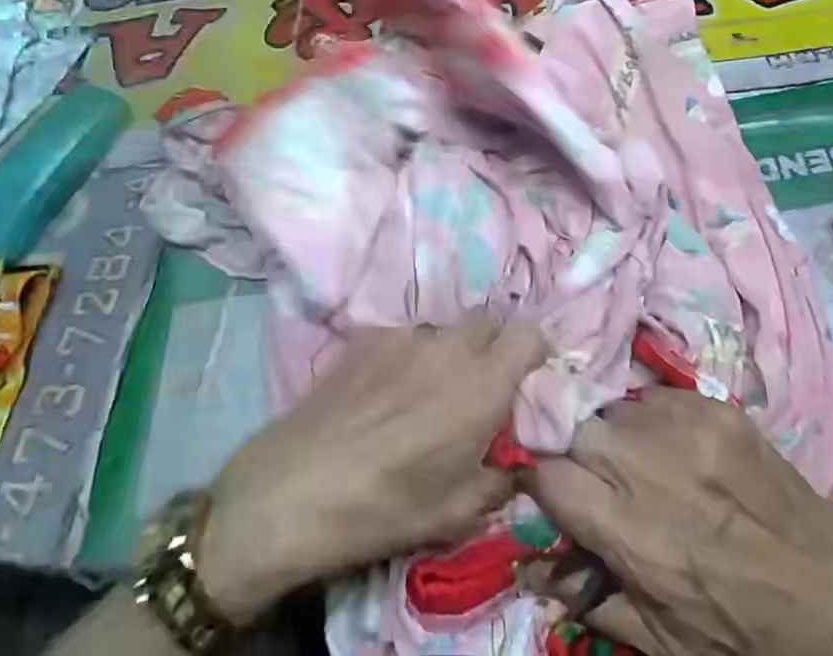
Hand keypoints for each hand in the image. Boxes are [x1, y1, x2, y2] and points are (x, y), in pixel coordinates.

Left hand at [198, 316, 550, 623]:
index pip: (528, 334)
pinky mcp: (364, 339)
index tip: (526, 383)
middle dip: (495, 348)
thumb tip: (514, 457)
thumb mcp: (459, 511)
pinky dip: (412, 357)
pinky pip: (405, 338)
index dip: (535, 354)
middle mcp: (445, 347)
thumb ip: (501, 474)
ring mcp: (400, 336)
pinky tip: (387, 394)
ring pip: (444, 330)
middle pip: (487, 322)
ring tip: (430, 395)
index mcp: (480, 384)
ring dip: (451, 353)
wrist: (296, 486)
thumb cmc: (387, 506)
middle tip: (483, 390)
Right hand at [523, 389, 832, 655]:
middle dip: (568, 444)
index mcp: (629, 531)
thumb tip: (529, 568)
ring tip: (634, 459)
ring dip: (610, 431)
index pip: (545, 472)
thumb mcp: (663, 642)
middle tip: (590, 471)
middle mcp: (647, 468)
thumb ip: (590, 599)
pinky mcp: (712, 408)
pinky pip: (652, 398)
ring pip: (610, 406)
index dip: (535, 474)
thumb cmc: (743, 631)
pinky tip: (670, 447)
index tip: (540, 482)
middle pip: (570, 425)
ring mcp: (683, 429)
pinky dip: (650, 419)